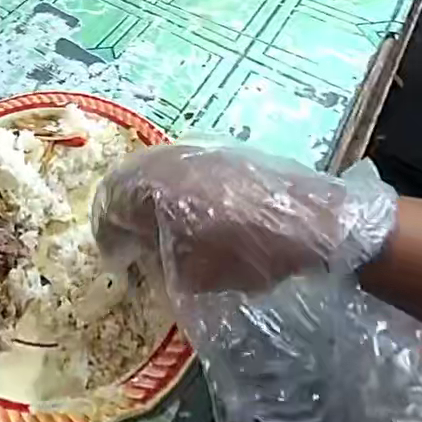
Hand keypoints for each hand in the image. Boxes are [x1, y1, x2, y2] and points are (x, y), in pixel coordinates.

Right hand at [90, 144, 397, 293]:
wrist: (314, 221)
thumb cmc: (248, 250)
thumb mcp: (195, 272)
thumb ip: (158, 257)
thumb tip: (143, 248)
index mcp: (156, 182)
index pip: (111, 198)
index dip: (107, 229)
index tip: (115, 256)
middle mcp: (170, 157)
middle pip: (128, 179)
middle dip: (124, 210)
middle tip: (130, 242)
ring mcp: (196, 149)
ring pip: (154, 171)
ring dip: (148, 199)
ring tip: (159, 230)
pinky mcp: (220, 152)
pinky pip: (181, 169)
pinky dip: (172, 191)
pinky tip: (189, 213)